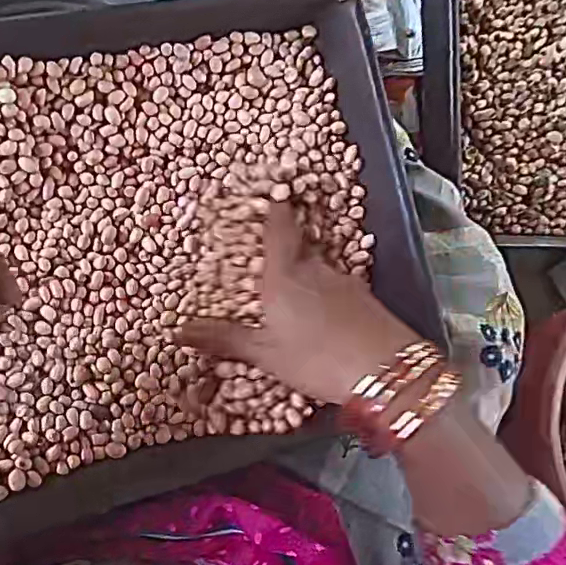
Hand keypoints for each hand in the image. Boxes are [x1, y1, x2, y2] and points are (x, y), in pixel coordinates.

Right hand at [178, 202, 418, 402]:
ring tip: (291, 293)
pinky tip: (322, 315)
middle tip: (267, 256)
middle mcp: (314, 269)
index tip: (270, 192)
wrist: (387, 372)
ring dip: (304, 273)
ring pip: (318, 267)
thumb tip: (177, 330)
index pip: (278, 227)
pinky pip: (336, 285)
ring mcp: (344, 280)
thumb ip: (225, 339)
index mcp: (284, 276)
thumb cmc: (317, 359)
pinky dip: (324, 292)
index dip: (274, 207)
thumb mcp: (265, 354)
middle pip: (297, 245)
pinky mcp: (365, 297)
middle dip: (284, 246)